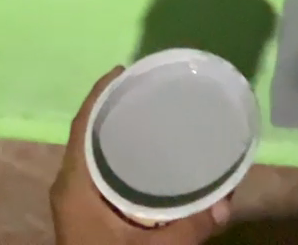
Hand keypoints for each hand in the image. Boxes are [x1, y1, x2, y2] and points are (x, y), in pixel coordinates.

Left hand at [50, 67, 231, 244]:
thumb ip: (190, 227)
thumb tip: (226, 201)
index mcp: (75, 185)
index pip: (82, 124)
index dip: (100, 93)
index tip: (125, 69)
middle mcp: (71, 188)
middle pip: (88, 134)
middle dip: (116, 109)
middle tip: (150, 90)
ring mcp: (76, 204)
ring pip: (93, 155)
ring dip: (117, 134)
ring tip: (151, 115)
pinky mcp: (87, 218)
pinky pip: (100, 175)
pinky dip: (120, 159)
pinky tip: (146, 160)